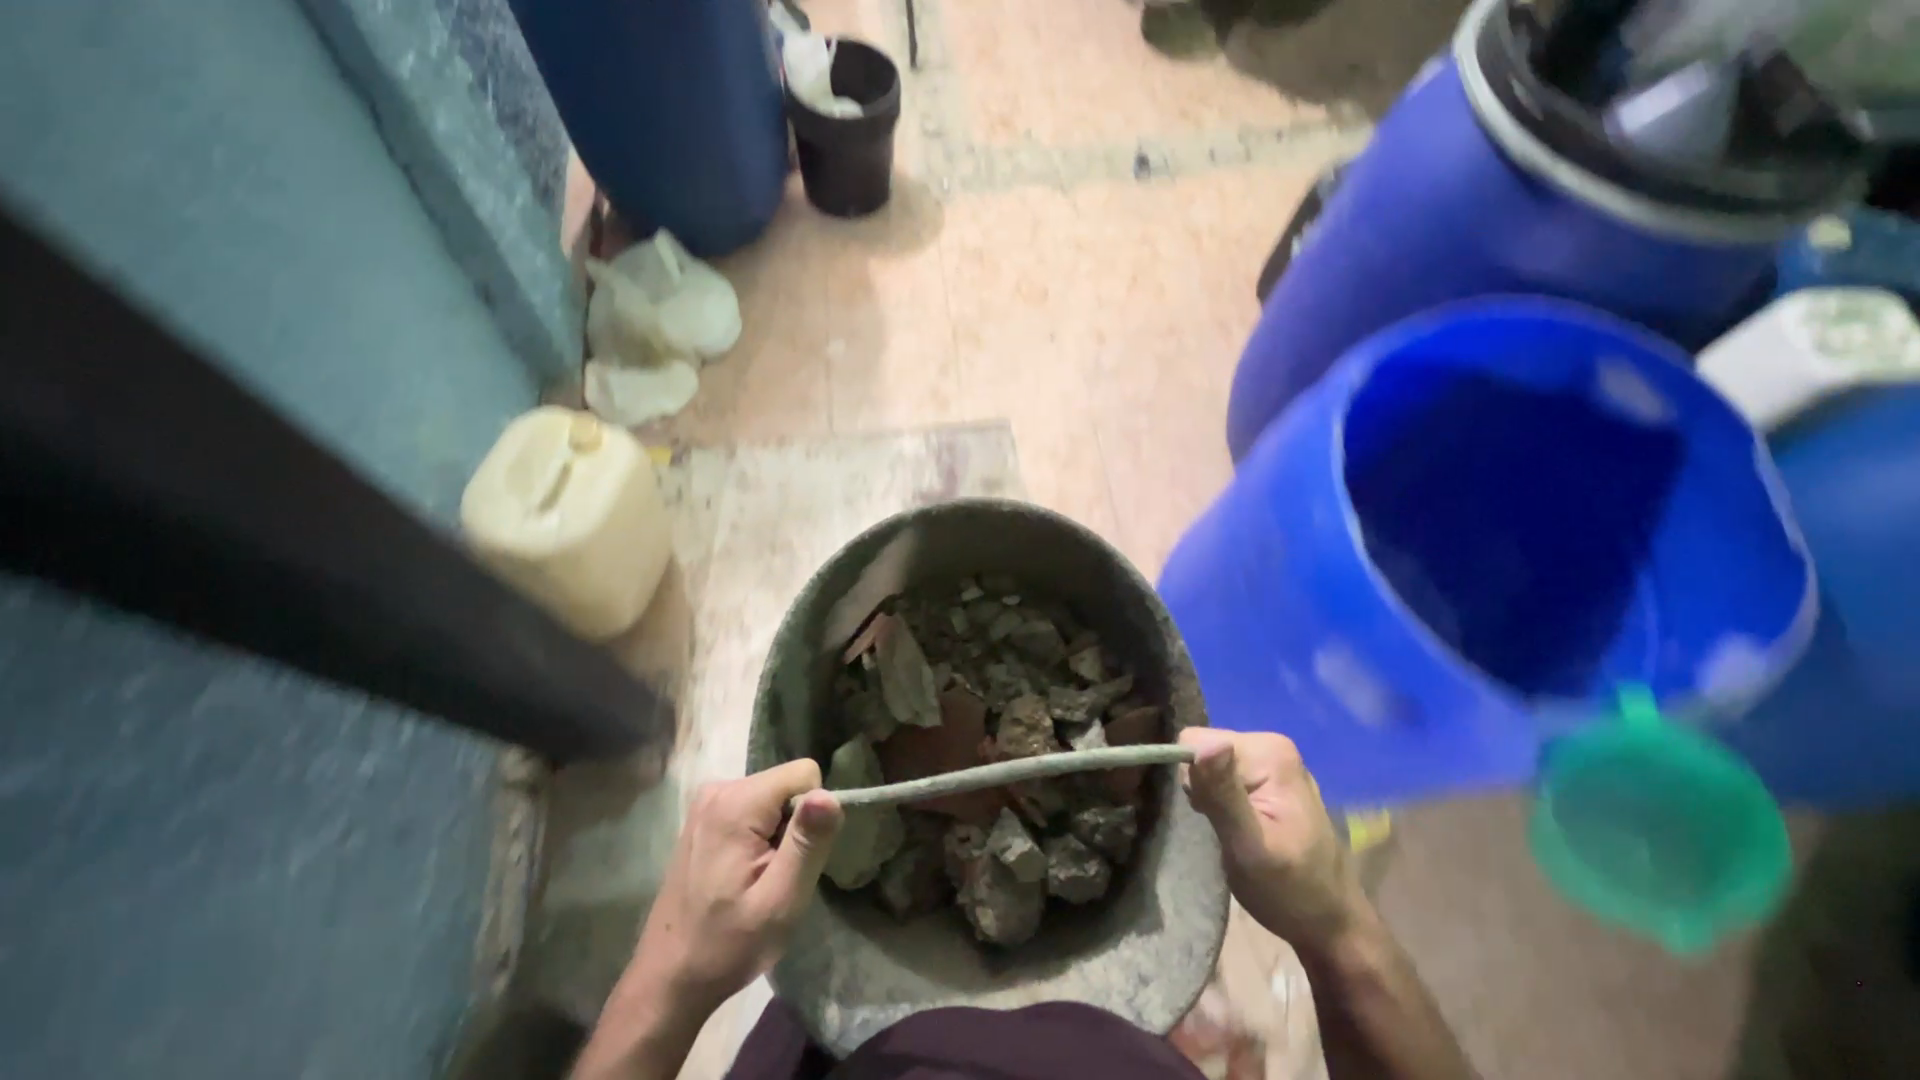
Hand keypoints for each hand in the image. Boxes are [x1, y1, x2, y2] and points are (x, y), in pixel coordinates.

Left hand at [627, 761, 845, 1011]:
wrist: (670, 978)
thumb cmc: (728, 945)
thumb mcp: (780, 901)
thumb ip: (807, 843)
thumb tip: (830, 795)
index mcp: (736, 803)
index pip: (805, 774)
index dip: (811, 818)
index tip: (794, 860)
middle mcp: (717, 789)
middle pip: (786, 785)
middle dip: (794, 827)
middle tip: (776, 877)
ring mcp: (705, 803)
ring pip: (773, 798)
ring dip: (778, 836)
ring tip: (759, 879)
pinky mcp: (703, 818)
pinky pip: (753, 810)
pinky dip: (759, 839)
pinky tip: (743, 876)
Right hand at [1178, 728, 1364, 954]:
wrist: (1329, 922)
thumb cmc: (1290, 890)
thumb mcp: (1249, 847)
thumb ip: (1223, 794)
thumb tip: (1202, 743)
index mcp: (1269, 751)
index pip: (1195, 741)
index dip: (1194, 781)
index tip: (1212, 816)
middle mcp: (1271, 746)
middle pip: (1202, 750)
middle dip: (1203, 790)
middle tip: (1227, 830)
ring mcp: (1271, 762)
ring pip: (1208, 765)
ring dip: (1211, 799)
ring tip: (1234, 832)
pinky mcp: (1266, 780)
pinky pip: (1222, 776)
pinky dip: (1220, 802)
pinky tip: (1237, 826)